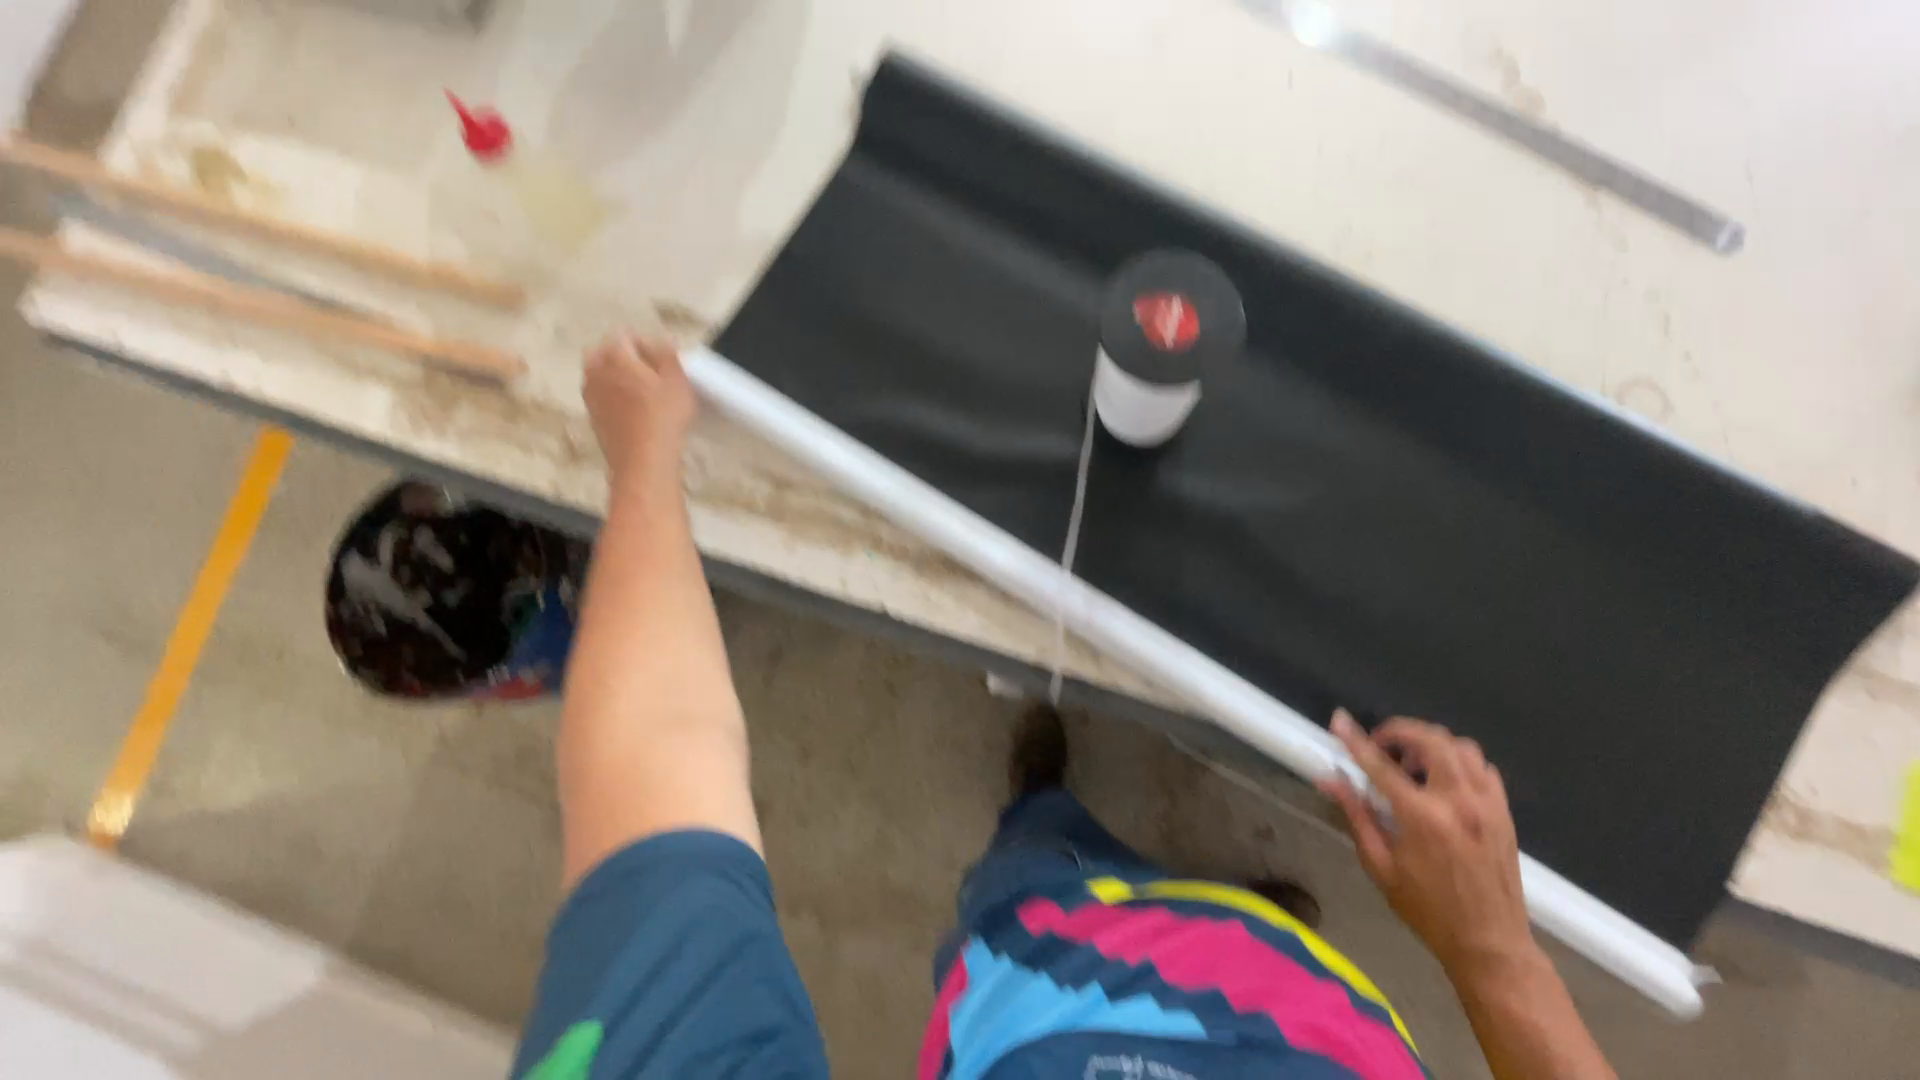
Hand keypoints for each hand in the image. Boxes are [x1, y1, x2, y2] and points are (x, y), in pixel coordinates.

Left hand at [584, 331, 696, 489]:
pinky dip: (611, 394)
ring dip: (614, 374)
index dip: (644, 341)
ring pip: (597, 373)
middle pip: (603, 351)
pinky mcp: (592, 415)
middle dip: (621, 354)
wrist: (641, 460)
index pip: (623, 335)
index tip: (660, 356)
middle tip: (645, 369)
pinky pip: (599, 394)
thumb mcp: (677, 382)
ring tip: (639, 389)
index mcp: (615, 356)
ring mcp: (590, 394)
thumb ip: (668, 355)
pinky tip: (631, 409)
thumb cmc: (663, 417)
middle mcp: (595, 371)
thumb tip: (663, 339)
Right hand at [1320, 710, 1535, 978]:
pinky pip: (1483, 767)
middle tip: (1380, 746)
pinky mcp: (1504, 812)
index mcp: (1423, 818)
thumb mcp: (1380, 865)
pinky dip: (1459, 762)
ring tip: (1413, 766)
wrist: (1490, 944)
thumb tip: (1330, 779)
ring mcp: (1488, 804)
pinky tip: (1443, 781)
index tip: (1339, 719)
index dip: (1356, 739)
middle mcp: (1459, 801)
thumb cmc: (1427, 909)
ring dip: (1431, 745)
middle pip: (1431, 740)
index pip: (1381, 765)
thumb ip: (1356, 815)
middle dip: (1400, 732)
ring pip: (1461, 747)